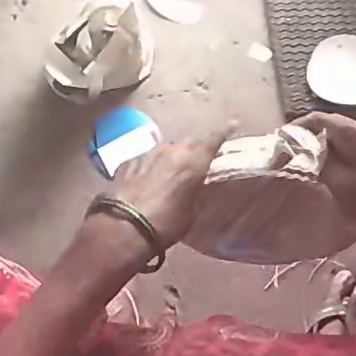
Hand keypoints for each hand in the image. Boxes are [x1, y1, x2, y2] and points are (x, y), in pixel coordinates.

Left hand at [104, 127, 230, 246]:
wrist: (124, 228)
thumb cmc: (166, 223)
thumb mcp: (191, 211)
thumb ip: (195, 190)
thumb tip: (194, 185)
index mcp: (193, 160)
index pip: (213, 140)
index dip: (222, 135)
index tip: (231, 127)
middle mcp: (171, 150)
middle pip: (188, 145)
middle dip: (194, 152)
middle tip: (197, 163)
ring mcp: (147, 153)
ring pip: (165, 150)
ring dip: (170, 159)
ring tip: (171, 173)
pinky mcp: (128, 162)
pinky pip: (145, 160)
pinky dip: (150, 167)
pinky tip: (148, 180)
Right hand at [293, 112, 355, 240]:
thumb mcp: (337, 183)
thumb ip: (318, 159)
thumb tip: (301, 147)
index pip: (322, 118)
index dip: (299, 126)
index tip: (284, 138)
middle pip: (333, 121)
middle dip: (310, 132)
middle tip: (292, 147)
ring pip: (343, 130)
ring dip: (324, 139)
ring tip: (307, 153)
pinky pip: (354, 138)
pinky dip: (338, 145)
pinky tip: (328, 158)